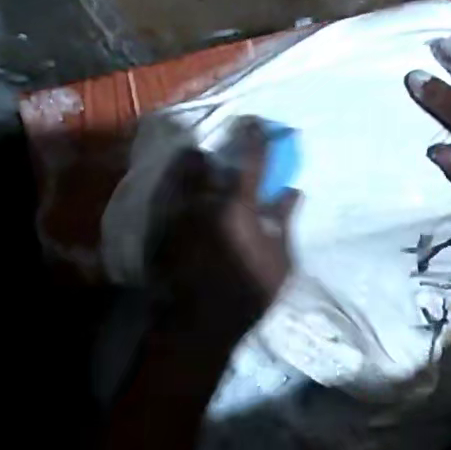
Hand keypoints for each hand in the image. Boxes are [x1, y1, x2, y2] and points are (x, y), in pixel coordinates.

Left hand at [151, 116, 300, 341]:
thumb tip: (292, 191)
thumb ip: (284, 220)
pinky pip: (166, 199)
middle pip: (201, 159)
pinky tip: (184, 202)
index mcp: (237, 206)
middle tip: (220, 151)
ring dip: (189, 169)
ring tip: (197, 173)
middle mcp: (202, 202)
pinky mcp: (158, 230)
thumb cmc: (248, 294)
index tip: (259, 123)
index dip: (256, 137)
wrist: (200, 326)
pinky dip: (176, 194)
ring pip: (177, 176)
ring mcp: (176, 215)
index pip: (250, 160)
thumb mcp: (280, 261)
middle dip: (211, 151)